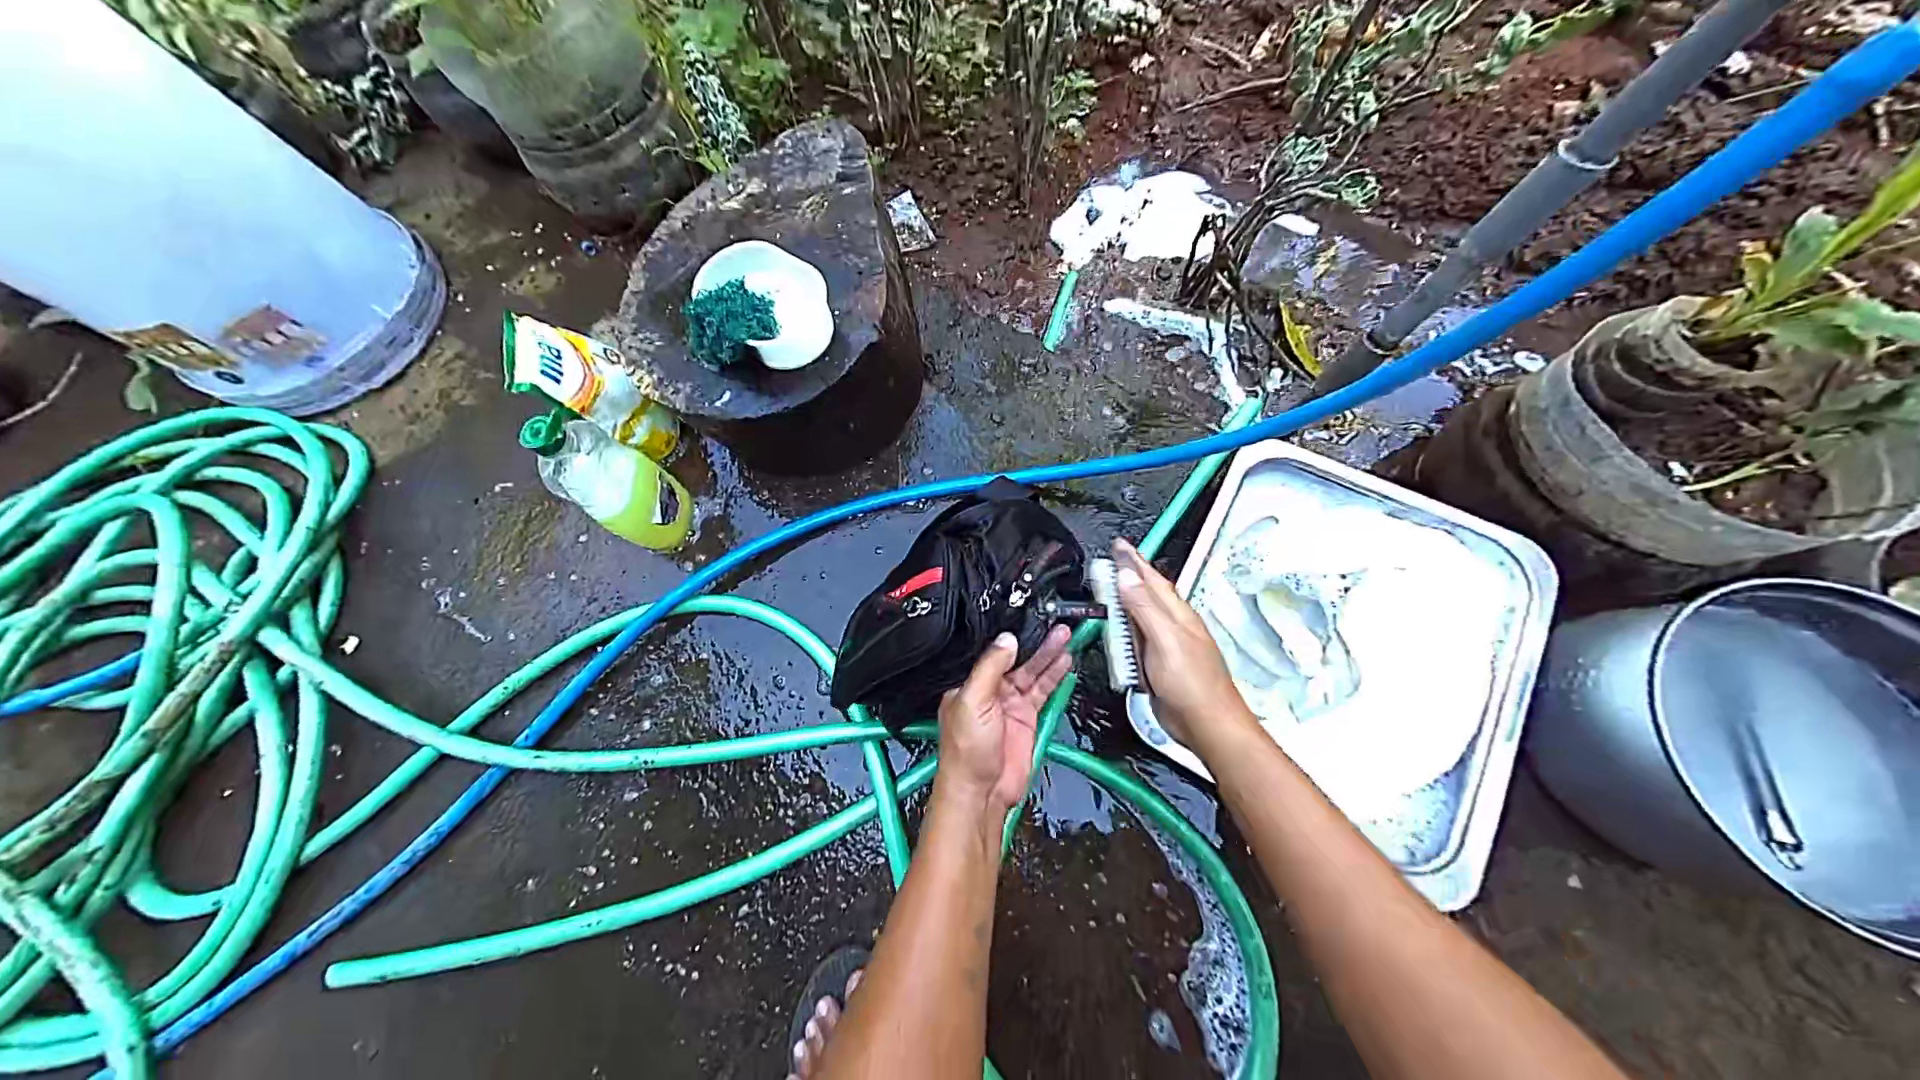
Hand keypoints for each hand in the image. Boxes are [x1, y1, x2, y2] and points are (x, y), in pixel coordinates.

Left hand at [936, 625, 1072, 815]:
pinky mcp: (1026, 719)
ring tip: (1065, 636)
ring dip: (1049, 655)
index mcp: (970, 684)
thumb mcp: (972, 702)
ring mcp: (1009, 705)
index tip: (1030, 621)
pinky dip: (1054, 676)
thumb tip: (1006, 641)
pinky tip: (1064, 662)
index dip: (1013, 637)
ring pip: (1033, 672)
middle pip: (1018, 659)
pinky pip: (1043, 691)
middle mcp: (990, 691)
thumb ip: (990, 668)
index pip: (994, 652)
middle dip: (1037, 642)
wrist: (982, 792)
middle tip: (1056, 626)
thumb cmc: (965, 755)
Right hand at [1112, 538, 1256, 751]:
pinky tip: (1124, 632)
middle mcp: (1173, 626)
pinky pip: (1139, 640)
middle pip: (1147, 594)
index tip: (1119, 546)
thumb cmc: (1194, 686)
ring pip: (1143, 616)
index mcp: (1177, 614)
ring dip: (1128, 601)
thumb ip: (1144, 608)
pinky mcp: (1159, 665)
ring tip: (1114, 589)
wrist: (1206, 724)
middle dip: (1129, 576)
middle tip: (1112, 562)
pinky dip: (1128, 631)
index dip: (1133, 561)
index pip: (1151, 579)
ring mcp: (1167, 646)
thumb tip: (1127, 578)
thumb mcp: (1164, 640)